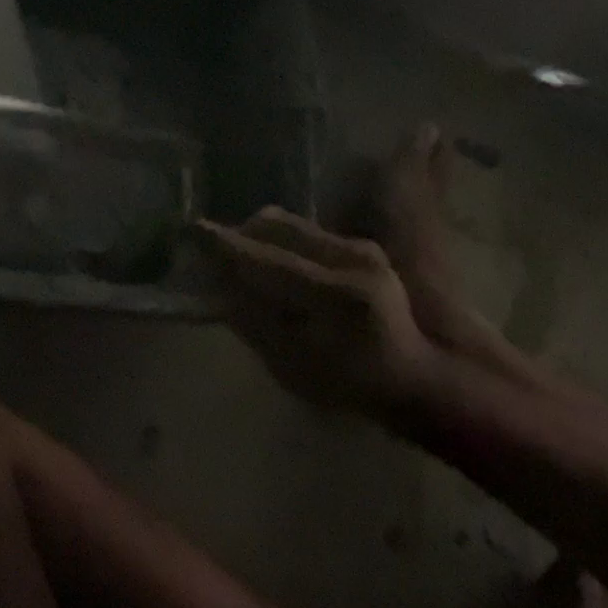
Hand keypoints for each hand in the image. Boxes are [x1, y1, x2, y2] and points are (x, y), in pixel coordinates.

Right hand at [199, 207, 439, 415]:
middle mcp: (350, 258)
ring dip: (260, 238)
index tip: (191, 228)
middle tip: (217, 259)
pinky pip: (307, 232)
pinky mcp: (364, 244)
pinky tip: (278, 269)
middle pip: (275, 226)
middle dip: (239, 235)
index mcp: (334, 295)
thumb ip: (252, 319)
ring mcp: (360, 246)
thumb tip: (218, 282)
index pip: (263, 258)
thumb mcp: (290, 365)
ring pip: (290, 224)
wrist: (416, 374)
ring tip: (246, 266)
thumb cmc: (349, 383)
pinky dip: (281, 243)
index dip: (223, 243)